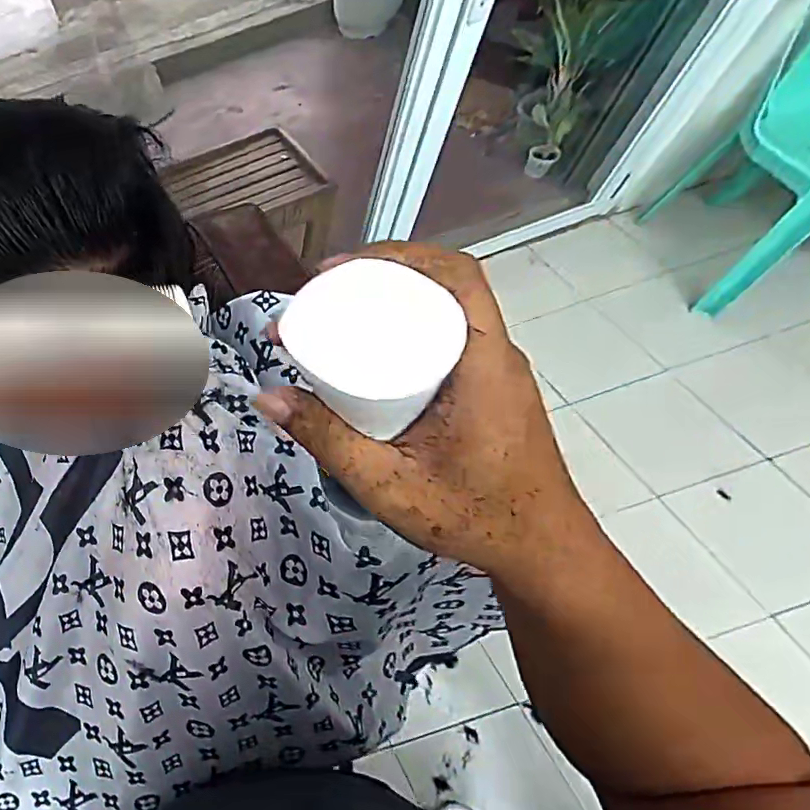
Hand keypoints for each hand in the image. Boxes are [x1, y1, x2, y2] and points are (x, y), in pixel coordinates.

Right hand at [252, 242, 592, 578]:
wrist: (541, 552)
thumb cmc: (474, 518)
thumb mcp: (387, 483)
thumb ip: (326, 439)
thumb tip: (269, 396)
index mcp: (482, 362)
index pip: (452, 276)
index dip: (393, 257)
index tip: (334, 273)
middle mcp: (495, 354)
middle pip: (442, 286)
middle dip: (378, 276)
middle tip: (321, 296)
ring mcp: (497, 371)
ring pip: (445, 309)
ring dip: (394, 300)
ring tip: (337, 317)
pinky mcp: (491, 388)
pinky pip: (448, 335)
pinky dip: (408, 325)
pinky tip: (372, 351)